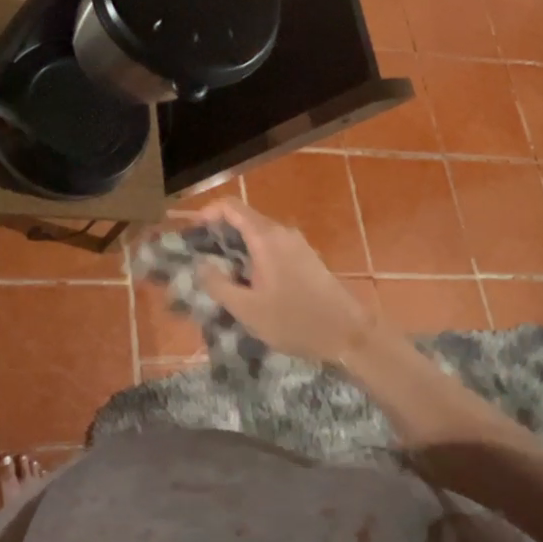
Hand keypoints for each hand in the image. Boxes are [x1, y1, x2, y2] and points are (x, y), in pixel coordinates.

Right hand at [195, 199, 380, 362]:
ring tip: (222, 272)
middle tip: (201, 257)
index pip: (230, 206)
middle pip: (243, 217)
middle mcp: (282, 232)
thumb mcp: (247, 309)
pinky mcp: (306, 257)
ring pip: (258, 232)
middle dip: (219, 232)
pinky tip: (249, 280)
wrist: (350, 335)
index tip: (192, 234)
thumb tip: (200, 264)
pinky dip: (254, 253)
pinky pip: (272, 244)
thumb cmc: (295, 321)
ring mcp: (297, 243)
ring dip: (236, 245)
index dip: (206, 213)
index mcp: (266, 237)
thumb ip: (218, 284)